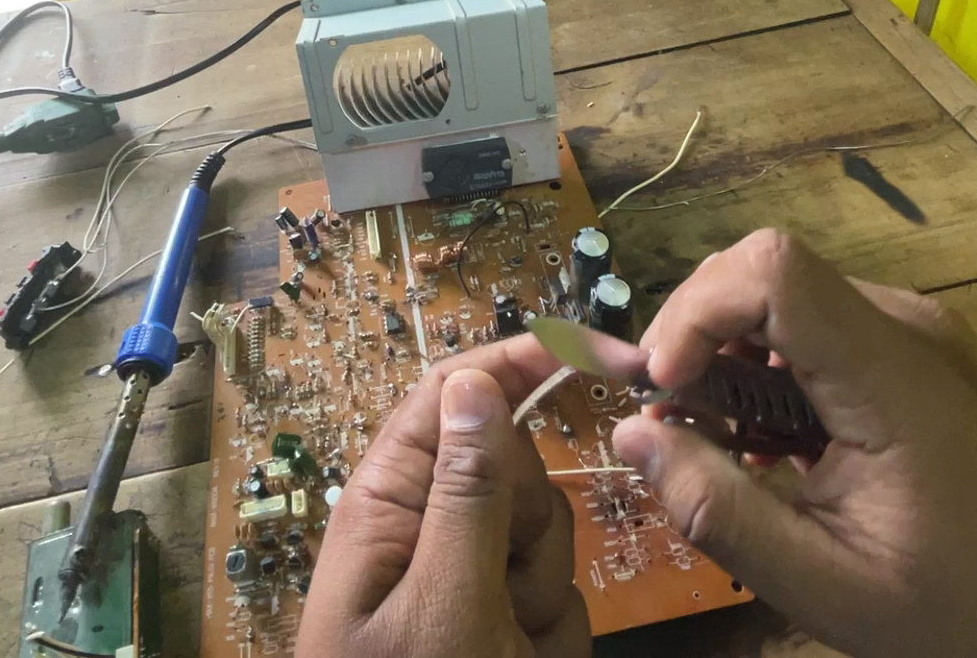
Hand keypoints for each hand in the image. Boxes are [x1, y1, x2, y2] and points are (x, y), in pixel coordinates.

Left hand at [299, 335, 591, 657]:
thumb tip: (476, 381)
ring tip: (503, 644)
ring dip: (542, 588)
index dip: (515, 361)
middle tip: (503, 584)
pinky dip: (550, 633)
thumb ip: (465, 493)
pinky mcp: (503, 611)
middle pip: (512, 461)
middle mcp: (430, 521)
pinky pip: (560, 590)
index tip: (585, 347)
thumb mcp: (438, 603)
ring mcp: (471, 568)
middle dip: (528, 518)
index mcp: (391, 497)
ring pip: (546, 529)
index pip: (452, 393)